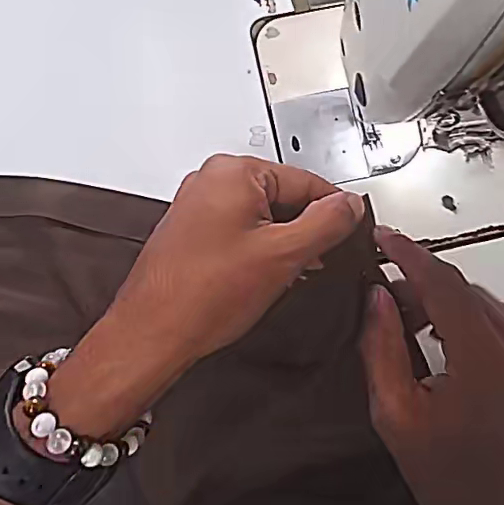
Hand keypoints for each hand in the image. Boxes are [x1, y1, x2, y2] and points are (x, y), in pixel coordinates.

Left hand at [47, 155, 364, 436]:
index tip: (350, 232)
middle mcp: (210, 180)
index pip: (307, 180)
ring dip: (281, 244)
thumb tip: (349, 205)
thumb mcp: (284, 255)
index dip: (335, 212)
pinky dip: (257, 250)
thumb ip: (327, 223)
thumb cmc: (199, 296)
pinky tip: (259, 277)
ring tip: (282, 275)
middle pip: (284, 197)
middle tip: (312, 262)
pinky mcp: (193, 230)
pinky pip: (240, 230)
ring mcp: (198, 205)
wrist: (153, 332)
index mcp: (232, 172)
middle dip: (304, 231)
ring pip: (263, 216)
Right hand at [358, 227, 503, 504]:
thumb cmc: (448, 481)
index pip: (444, 285)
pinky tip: (439, 335)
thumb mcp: (396, 415)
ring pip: (484, 305)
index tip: (384, 238)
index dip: (410, 255)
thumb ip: (382, 348)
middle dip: (421, 281)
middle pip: (465, 290)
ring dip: (444, 300)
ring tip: (405, 316)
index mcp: (485, 361)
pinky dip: (466, 319)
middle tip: (384, 292)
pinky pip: (499, 326)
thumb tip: (378, 299)